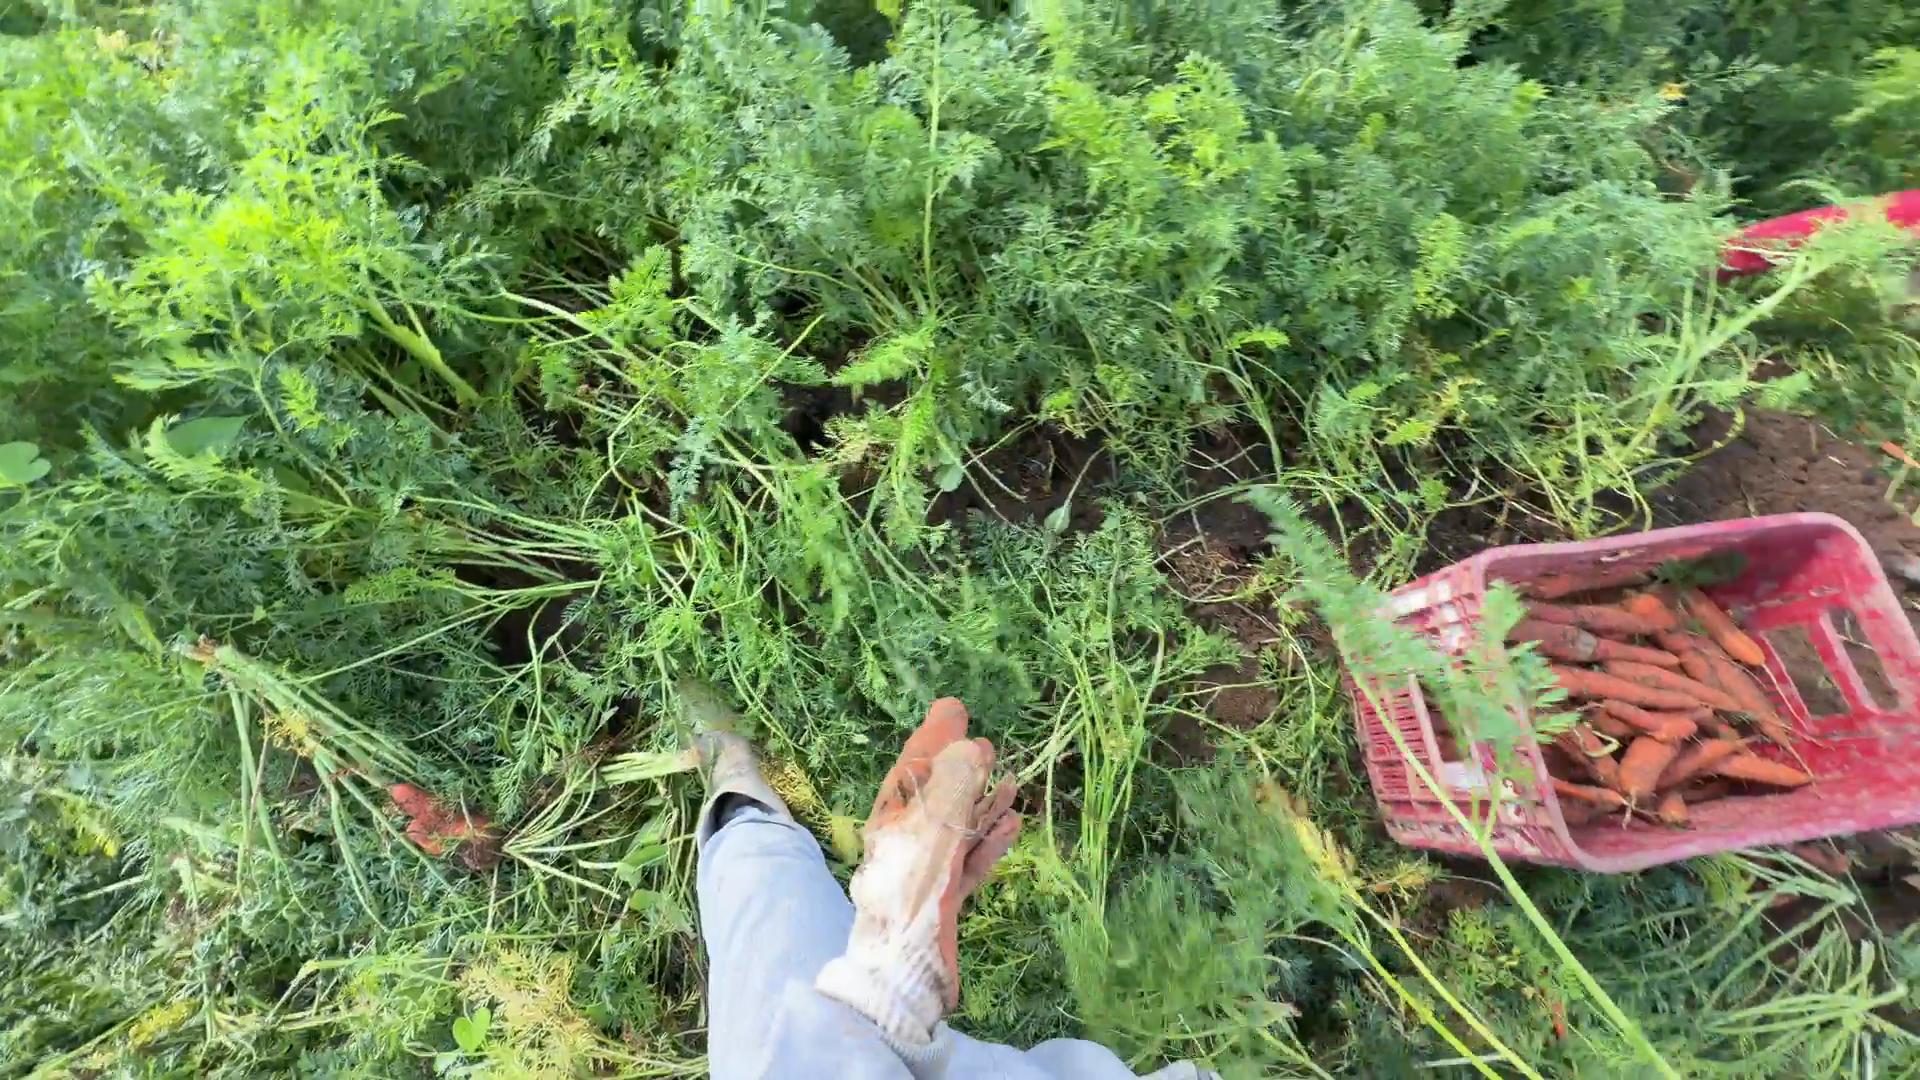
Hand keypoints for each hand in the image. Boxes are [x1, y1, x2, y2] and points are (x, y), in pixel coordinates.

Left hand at [814, 698, 1020, 1044]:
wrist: (905, 961)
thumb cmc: (915, 873)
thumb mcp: (935, 812)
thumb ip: (955, 775)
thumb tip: (972, 742)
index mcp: (891, 813)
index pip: (913, 763)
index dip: (934, 737)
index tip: (954, 710)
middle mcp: (906, 839)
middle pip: (938, 795)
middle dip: (964, 770)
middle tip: (986, 747)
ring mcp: (925, 871)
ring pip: (958, 829)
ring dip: (984, 805)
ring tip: (1010, 785)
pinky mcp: (942, 899)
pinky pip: (968, 863)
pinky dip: (989, 843)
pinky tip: (1011, 825)